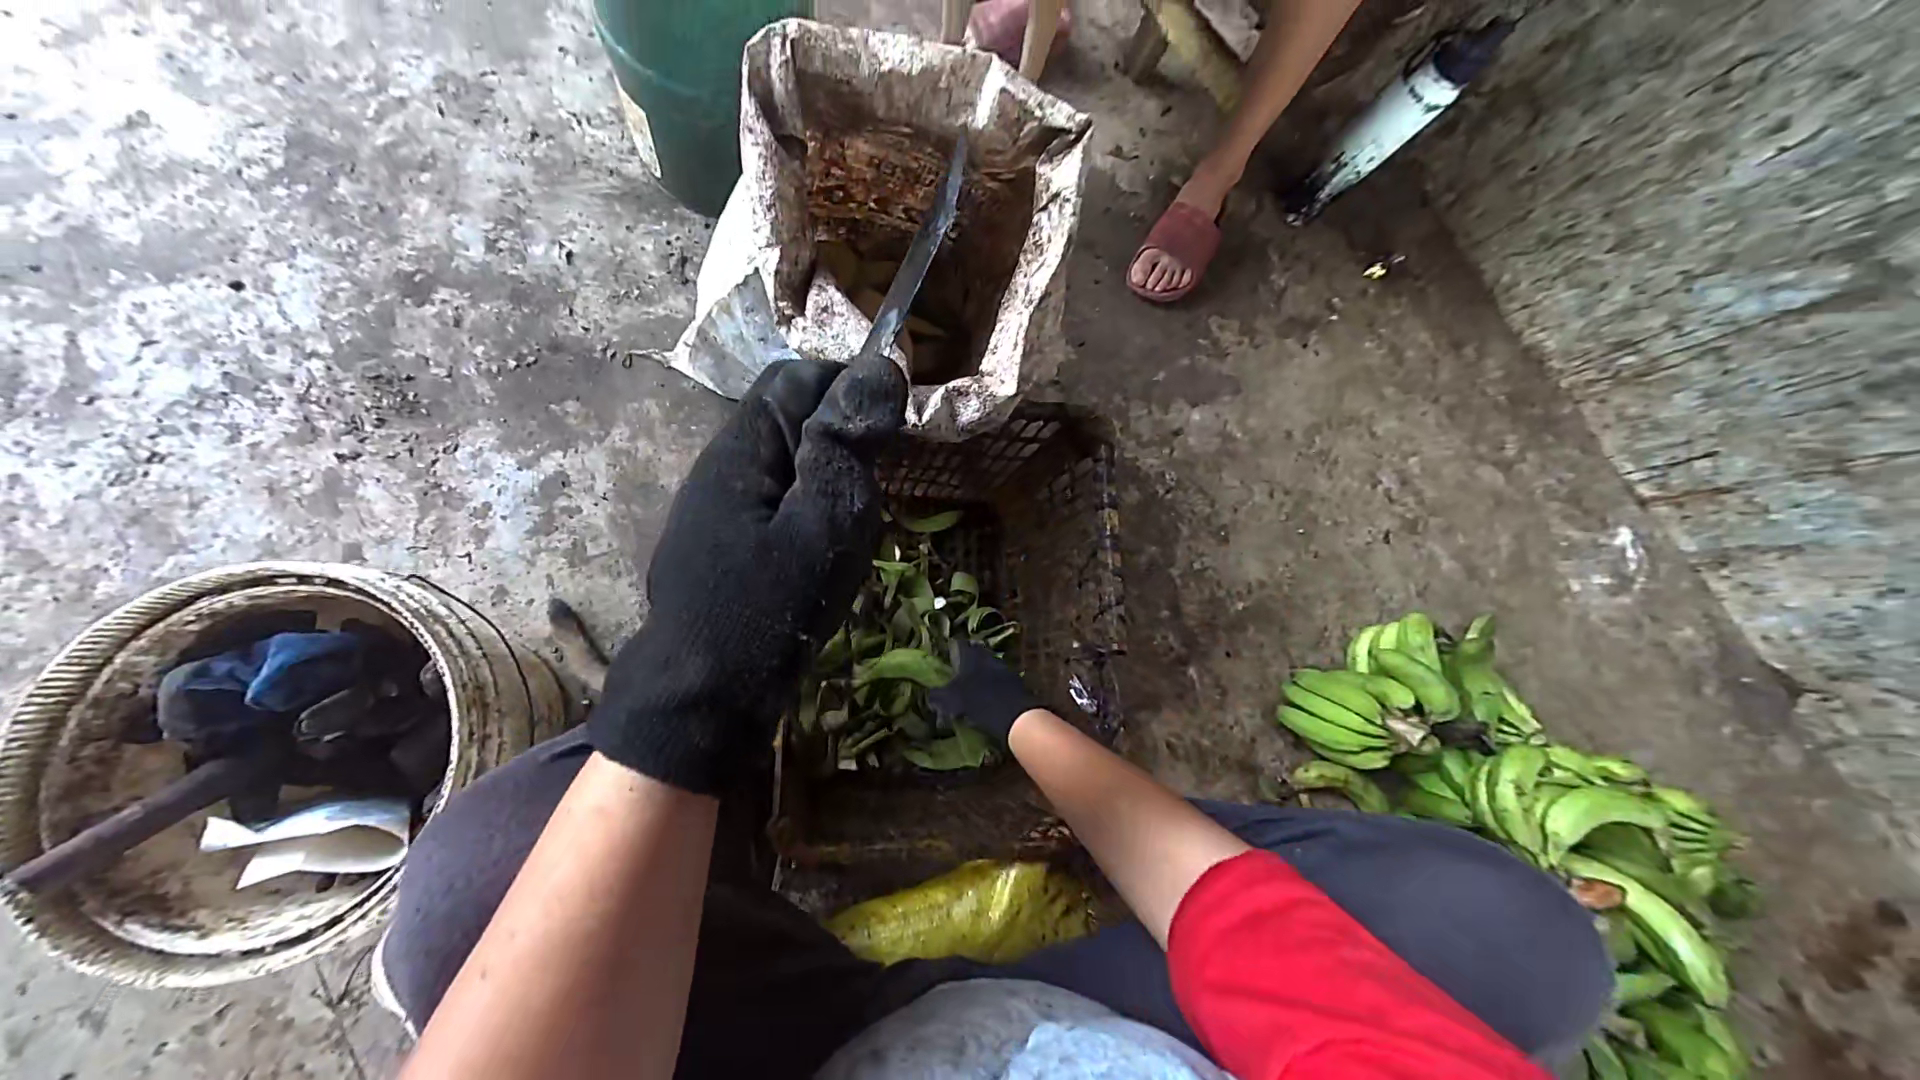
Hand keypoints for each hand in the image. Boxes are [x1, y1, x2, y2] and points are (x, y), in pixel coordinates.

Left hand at [590, 356, 906, 793]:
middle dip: (841, 437)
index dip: (850, 387)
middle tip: (876, 484)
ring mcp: (718, 501)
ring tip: (853, 518)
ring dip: (827, 472)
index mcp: (743, 448)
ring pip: (786, 457)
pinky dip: (808, 503)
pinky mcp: (723, 534)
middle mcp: (723, 463)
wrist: (703, 694)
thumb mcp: (825, 523)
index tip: (891, 430)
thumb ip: (846, 444)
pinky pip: (775, 494)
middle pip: (790, 416)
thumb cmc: (768, 608)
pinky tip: (821, 543)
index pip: (799, 379)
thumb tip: (879, 366)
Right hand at [929, 642, 1041, 747]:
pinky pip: (1000, 680)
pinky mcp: (1016, 683)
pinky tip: (990, 696)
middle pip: (976, 653)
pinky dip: (994, 685)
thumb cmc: (977, 702)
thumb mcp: (949, 700)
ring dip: (982, 672)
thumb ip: (937, 696)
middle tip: (958, 669)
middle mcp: (987, 657)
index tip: (946, 652)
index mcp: (970, 656)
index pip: (958, 644)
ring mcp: (1004, 668)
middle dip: (968, 660)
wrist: (1015, 716)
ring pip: (989, 666)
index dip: (952, 647)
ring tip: (974, 684)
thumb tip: (929, 694)